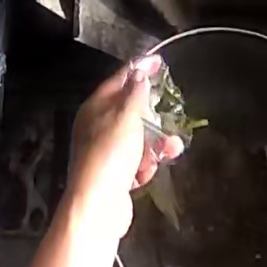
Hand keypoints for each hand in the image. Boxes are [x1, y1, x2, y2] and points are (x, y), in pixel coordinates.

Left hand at [63, 55, 184, 241]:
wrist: (98, 206)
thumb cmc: (110, 154)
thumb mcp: (127, 116)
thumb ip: (136, 93)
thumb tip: (139, 73)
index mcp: (96, 106)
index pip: (120, 78)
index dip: (139, 67)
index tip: (158, 60)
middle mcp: (97, 126)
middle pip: (130, 111)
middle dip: (153, 115)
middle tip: (170, 114)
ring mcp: (105, 152)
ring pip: (137, 138)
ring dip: (155, 143)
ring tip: (170, 149)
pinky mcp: (114, 175)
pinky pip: (135, 162)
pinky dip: (145, 164)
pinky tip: (147, 172)